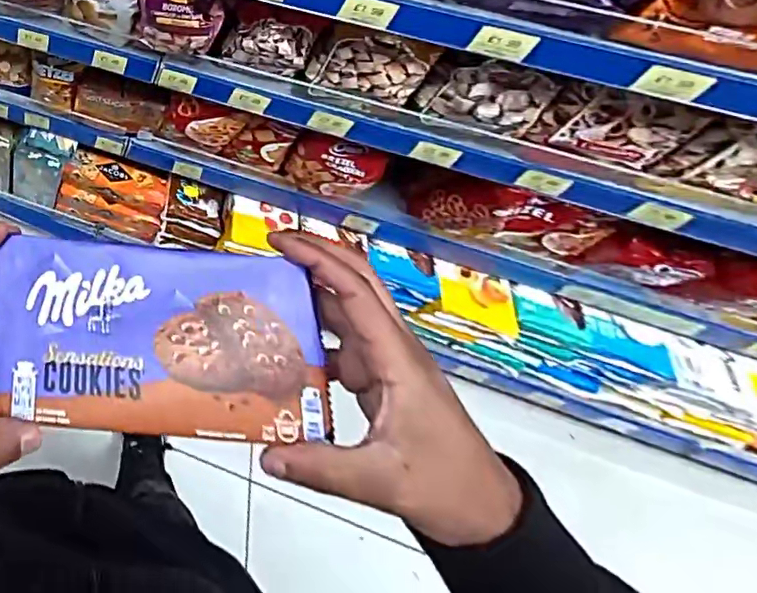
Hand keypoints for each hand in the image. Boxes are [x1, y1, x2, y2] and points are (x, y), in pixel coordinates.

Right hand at [260, 232, 523, 546]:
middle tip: (275, 241)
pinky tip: (284, 332)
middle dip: (319, 252)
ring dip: (313, 283)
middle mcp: (394, 349)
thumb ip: (320, 467)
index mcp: (398, 360)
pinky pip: (341, 334)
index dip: (318, 260)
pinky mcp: (379, 373)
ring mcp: (387, 359)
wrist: (489, 515)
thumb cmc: (449, 489)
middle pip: (360, 280)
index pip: (356, 292)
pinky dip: (313, 322)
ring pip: (349, 304)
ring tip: (270, 276)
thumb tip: (267, 456)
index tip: (280, 241)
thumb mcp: (381, 482)